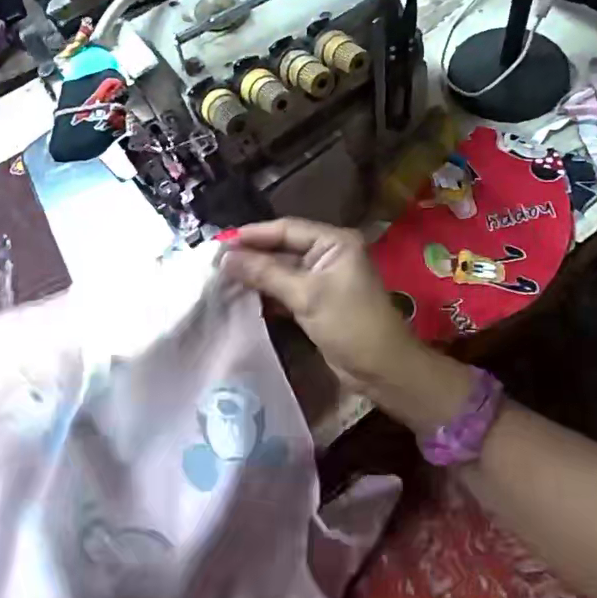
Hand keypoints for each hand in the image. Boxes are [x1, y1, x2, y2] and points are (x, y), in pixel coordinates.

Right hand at [219, 219, 419, 387]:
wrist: (381, 368)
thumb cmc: (350, 324)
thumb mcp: (306, 295)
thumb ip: (266, 274)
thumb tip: (226, 258)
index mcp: (335, 242)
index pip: (287, 229)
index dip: (253, 234)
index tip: (219, 242)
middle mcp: (330, 254)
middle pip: (283, 248)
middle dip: (252, 255)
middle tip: (215, 262)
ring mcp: (324, 279)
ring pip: (282, 270)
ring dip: (257, 276)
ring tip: (222, 278)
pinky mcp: (318, 302)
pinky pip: (287, 290)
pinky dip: (267, 294)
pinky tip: (242, 298)